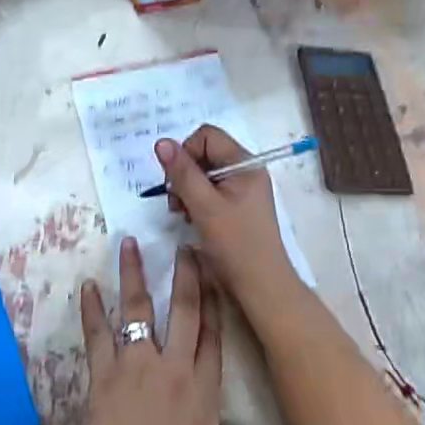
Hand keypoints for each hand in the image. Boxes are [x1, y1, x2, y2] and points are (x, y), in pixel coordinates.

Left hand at [72, 239, 266, 424]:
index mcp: (203, 393)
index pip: (213, 336)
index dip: (215, 302)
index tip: (214, 272)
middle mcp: (173, 369)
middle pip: (184, 311)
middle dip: (187, 275)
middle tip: (185, 245)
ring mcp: (137, 366)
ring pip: (139, 309)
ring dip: (134, 274)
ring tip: (129, 242)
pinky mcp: (104, 374)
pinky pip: (98, 335)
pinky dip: (92, 310)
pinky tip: (88, 287)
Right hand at [154, 128, 297, 305]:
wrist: (263, 289)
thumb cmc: (236, 245)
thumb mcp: (204, 206)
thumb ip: (182, 173)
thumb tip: (161, 142)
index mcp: (244, 163)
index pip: (206, 136)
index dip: (186, 152)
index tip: (176, 181)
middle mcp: (246, 170)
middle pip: (205, 152)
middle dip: (185, 173)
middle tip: (176, 202)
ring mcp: (243, 188)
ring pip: (205, 172)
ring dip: (188, 188)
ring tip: (182, 212)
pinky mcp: (239, 205)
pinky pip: (211, 189)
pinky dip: (197, 200)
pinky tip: (192, 218)